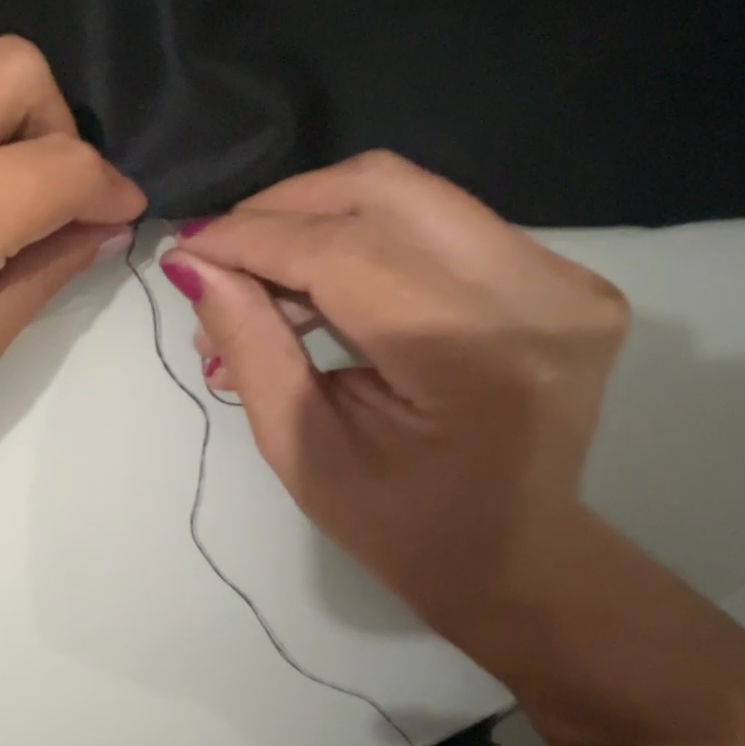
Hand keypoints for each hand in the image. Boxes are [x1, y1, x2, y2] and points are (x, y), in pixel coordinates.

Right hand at [162, 151, 628, 627]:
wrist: (516, 555)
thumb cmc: (399, 524)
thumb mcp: (300, 447)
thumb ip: (250, 343)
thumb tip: (192, 265)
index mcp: (476, 358)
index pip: (343, 253)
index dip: (251, 239)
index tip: (184, 250)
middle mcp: (537, 297)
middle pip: (381, 190)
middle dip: (281, 210)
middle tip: (221, 255)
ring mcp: (559, 277)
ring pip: (404, 192)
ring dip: (313, 220)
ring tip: (259, 280)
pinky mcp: (556, 272)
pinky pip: (429, 217)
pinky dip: (354, 235)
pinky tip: (315, 283)